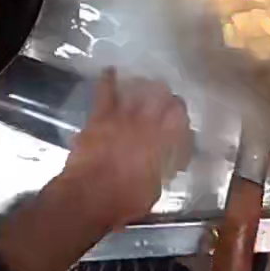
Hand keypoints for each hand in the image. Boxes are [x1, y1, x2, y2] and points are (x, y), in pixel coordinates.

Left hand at [57, 69, 191, 229]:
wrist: (89, 196)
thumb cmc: (125, 199)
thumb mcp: (154, 189)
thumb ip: (162, 169)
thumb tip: (166, 163)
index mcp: (163, 141)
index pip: (179, 116)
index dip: (180, 113)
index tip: (179, 117)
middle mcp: (147, 123)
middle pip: (161, 96)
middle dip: (164, 95)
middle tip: (163, 96)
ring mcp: (123, 117)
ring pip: (137, 89)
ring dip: (142, 85)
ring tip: (145, 82)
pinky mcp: (101, 116)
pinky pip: (106, 92)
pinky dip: (108, 79)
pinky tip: (109, 70)